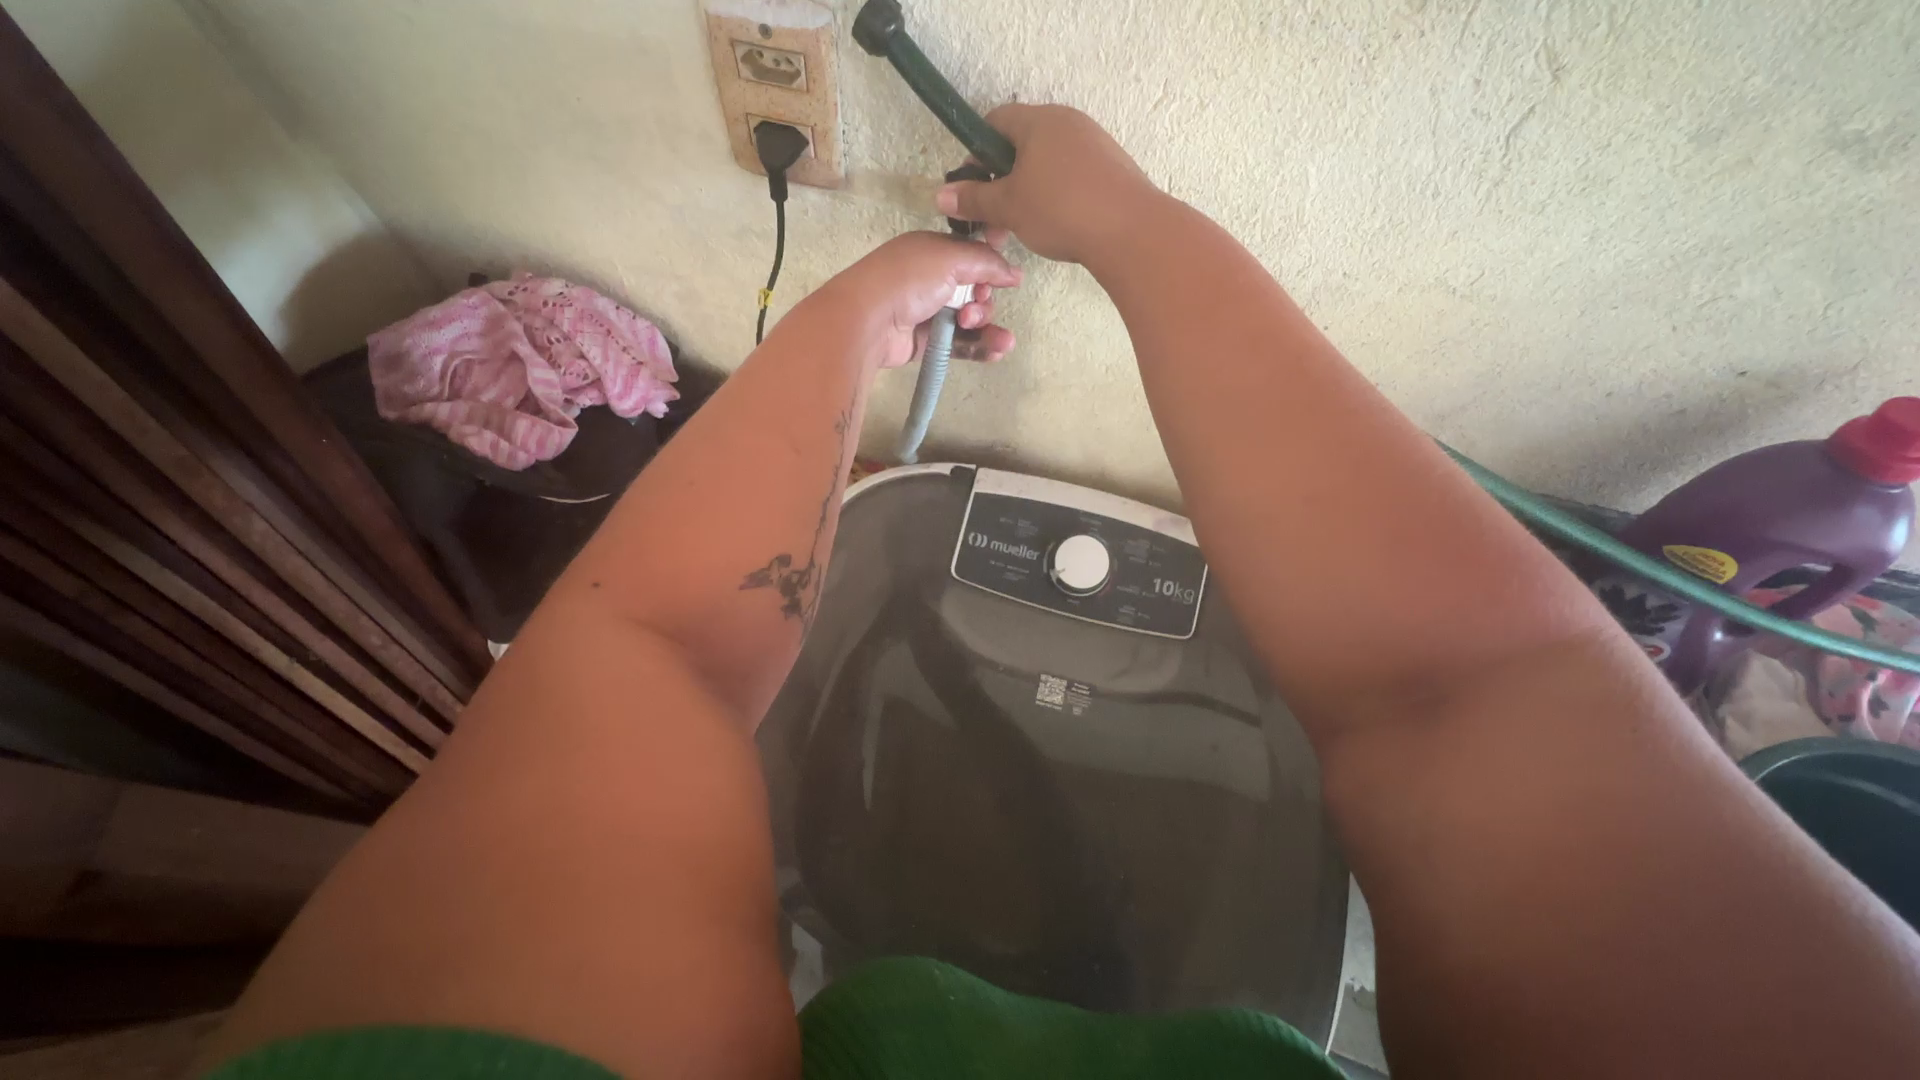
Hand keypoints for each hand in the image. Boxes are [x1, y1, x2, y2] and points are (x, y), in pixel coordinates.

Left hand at [824, 231, 1021, 369]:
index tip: (1006, 281)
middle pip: (974, 291)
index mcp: (934, 252)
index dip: (991, 269)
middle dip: (983, 302)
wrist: (869, 320)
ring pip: (969, 320)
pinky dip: (980, 346)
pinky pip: (959, 344)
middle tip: (972, 311)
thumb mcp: (951, 257)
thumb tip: (1015, 273)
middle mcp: (931, 280)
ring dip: (988, 328)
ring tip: (1000, 340)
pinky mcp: (926, 342)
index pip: (972, 257)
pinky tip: (998, 351)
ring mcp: (928, 312)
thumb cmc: (909, 278)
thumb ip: (987, 261)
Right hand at [935, 104, 1164, 265]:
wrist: (1131, 231)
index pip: (994, 122)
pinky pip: (1070, 177)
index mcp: (1039, 121)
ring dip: (1024, 195)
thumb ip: (974, 199)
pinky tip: (1052, 228)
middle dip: (999, 182)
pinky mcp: (1110, 170)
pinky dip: (1053, 198)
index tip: (969, 188)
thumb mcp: (1009, 207)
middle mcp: (1068, 123)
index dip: (975, 153)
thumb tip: (941, 196)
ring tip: (1017, 231)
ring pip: (1045, 165)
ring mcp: (1093, 145)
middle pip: (1020, 145)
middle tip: (990, 221)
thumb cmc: (1062, 210)